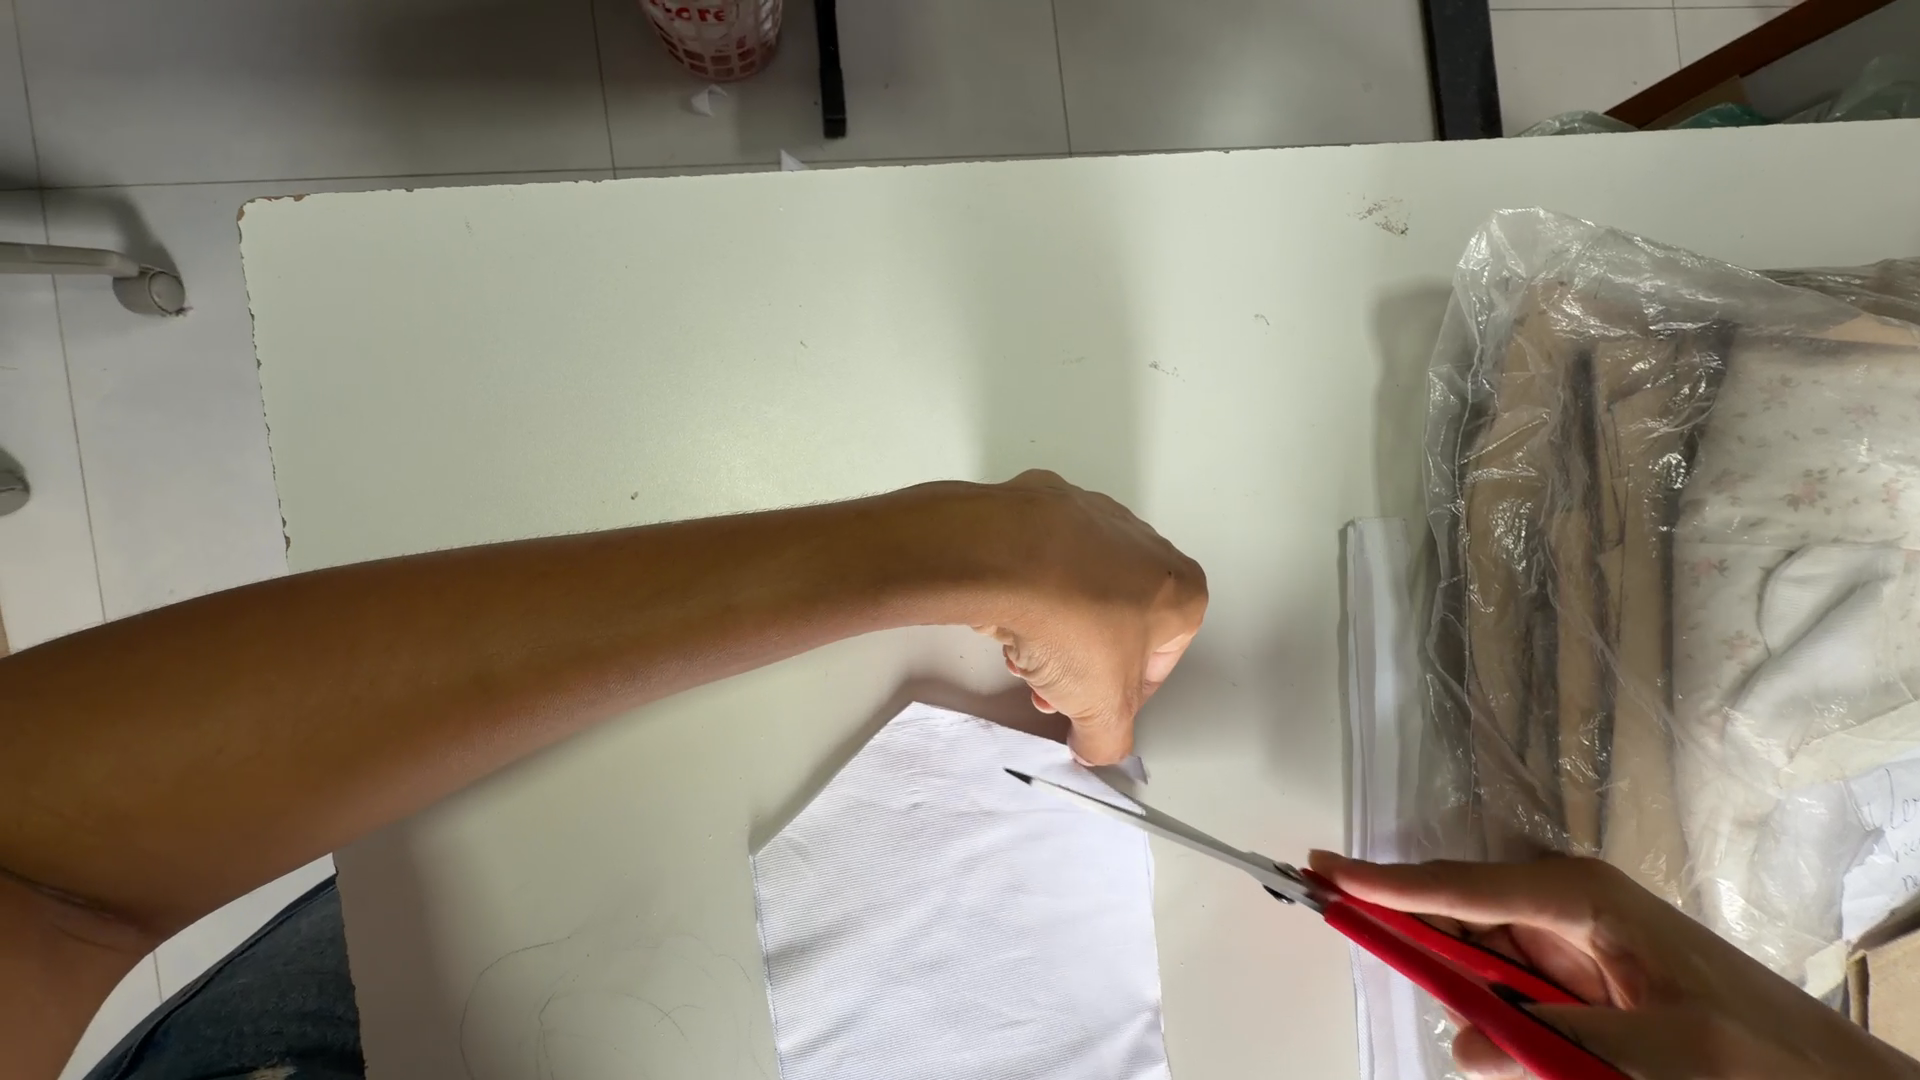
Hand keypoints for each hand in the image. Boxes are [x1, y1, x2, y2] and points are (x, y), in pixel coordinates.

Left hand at [967, 470, 1206, 764]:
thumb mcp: (1103, 710)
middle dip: (1079, 669)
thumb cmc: (1074, 624)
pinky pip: (1044, 563)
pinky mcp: (1046, 504)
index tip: (1088, 712)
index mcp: (1180, 589)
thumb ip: (1109, 741)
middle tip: (1047, 691)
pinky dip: (1029, 591)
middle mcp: (1145, 545)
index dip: (1119, 700)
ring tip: (1020, 656)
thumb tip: (1095, 746)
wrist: (1005, 555)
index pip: (1158, 663)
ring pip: (1078, 597)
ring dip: (1051, 636)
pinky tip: (1007, 612)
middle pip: (1113, 629)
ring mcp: (1094, 517)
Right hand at [1309, 852, 1919, 1079]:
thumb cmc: (1768, 1054)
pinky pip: (1502, 982)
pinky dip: (1484, 1008)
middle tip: (1336, 912)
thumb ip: (1553, 1040)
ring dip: (1451, 981)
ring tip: (1476, 1018)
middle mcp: (1559, 902)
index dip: (1383, 882)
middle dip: (1404, 926)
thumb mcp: (1666, 1052)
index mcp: (1575, 895)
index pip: (1455, 887)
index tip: (1320, 869)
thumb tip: (1461, 1045)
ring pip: (1471, 949)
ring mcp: (1564, 935)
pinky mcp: (1571, 971)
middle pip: (1451, 911)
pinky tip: (1490, 1036)